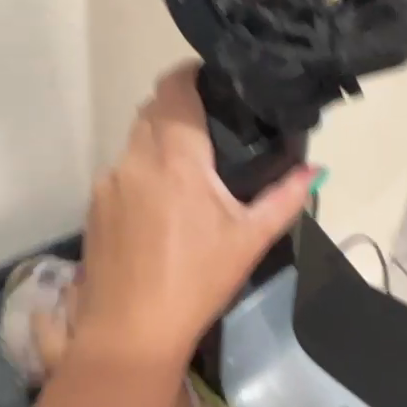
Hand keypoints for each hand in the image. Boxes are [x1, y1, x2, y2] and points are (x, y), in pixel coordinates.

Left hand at [75, 64, 315, 365]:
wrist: (130, 331)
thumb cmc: (195, 282)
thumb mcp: (248, 241)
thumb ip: (285, 198)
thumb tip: (314, 170)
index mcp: (175, 158)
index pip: (174, 89)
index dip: (191, 75)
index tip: (212, 81)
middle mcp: (134, 159)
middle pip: (151, 112)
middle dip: (178, 110)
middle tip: (210, 129)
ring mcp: (107, 183)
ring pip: (133, 143)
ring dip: (158, 145)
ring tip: (187, 173)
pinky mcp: (92, 207)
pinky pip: (119, 174)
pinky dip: (140, 175)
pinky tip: (158, 208)